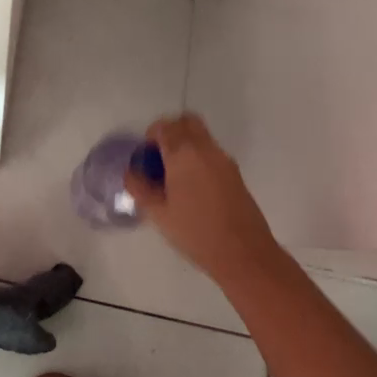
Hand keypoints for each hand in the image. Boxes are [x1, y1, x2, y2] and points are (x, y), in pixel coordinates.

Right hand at [126, 114, 277, 279]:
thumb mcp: (158, 213)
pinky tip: (193, 190)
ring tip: (175, 178)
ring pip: (201, 136)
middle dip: (170, 133)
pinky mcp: (235, 174)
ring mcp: (224, 160)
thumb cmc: (196, 232)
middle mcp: (206, 149)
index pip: (164, 126)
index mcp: (183, 154)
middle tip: (160, 160)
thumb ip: (139, 188)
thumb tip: (131, 173)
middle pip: (186, 122)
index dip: (150, 137)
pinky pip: (212, 153)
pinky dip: (199, 159)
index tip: (146, 159)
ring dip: (185, 146)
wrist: (244, 254)